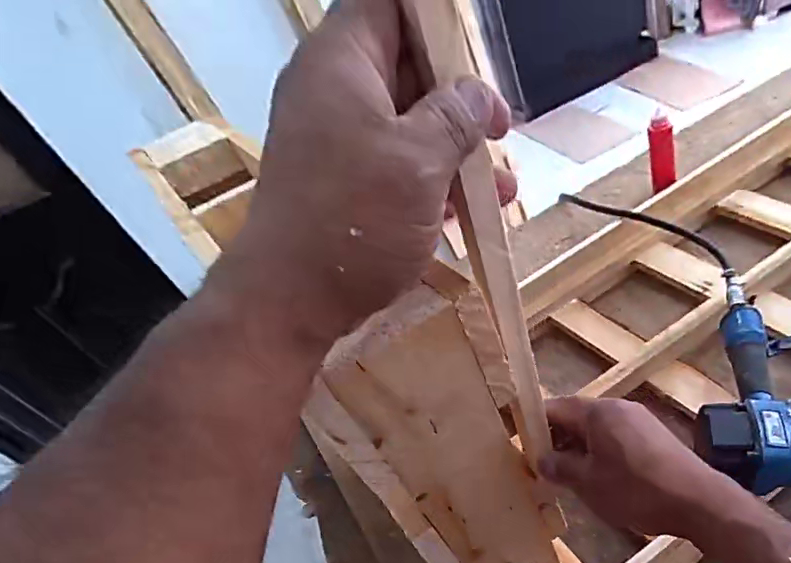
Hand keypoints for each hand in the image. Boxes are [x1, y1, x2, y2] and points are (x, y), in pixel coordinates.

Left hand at [215, 0, 514, 346]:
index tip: (478, 54)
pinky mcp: (340, 191)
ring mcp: (334, 145)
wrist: (290, 304)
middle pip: (405, 66)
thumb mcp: (418, 162)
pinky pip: (392, 170)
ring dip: (454, 152)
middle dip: (460, 97)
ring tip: (500, 185)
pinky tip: (468, 213)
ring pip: (406, 127)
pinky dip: (429, 185)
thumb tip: (477, 96)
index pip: (393, 2)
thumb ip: (455, 117)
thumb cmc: (354, 224)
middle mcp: (332, 93)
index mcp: (342, 60)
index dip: (441, 19)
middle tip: (500, 130)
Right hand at [540, 397, 723, 537]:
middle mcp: (619, 408)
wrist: (697, 502)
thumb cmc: (635, 491)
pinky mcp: (654, 438)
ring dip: (578, 450)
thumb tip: (541, 459)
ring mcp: (640, 421)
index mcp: (598, 412)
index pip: (555, 408)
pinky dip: (600, 454)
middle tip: (542, 468)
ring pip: (596, 430)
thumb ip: (559, 467)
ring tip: (568, 478)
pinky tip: (599, 479)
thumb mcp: (587, 483)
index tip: (521, 445)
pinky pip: (616, 439)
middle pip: (576, 417)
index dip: (534, 425)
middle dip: (556, 440)